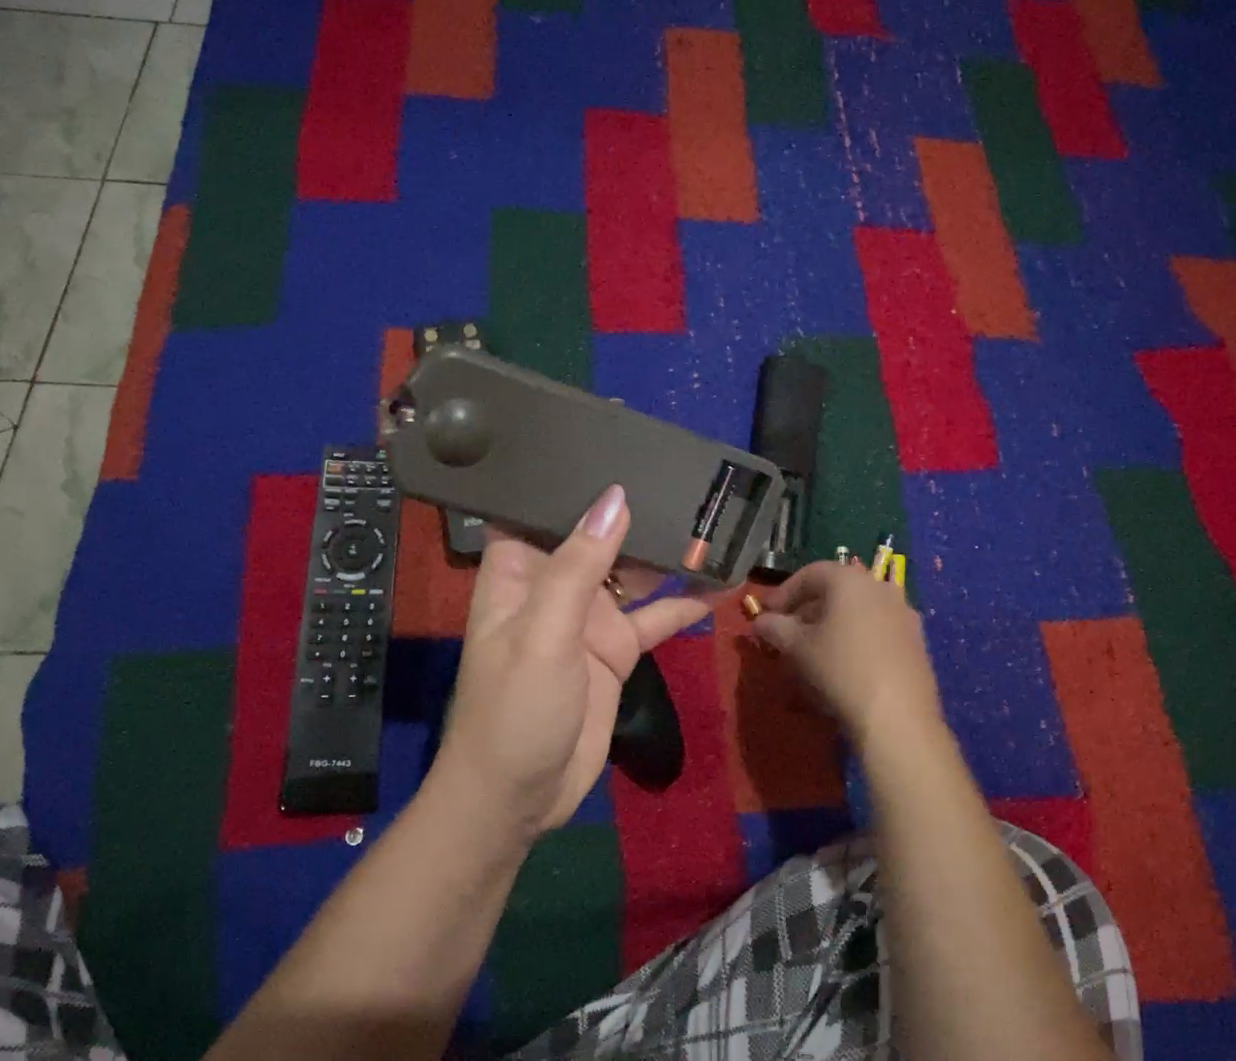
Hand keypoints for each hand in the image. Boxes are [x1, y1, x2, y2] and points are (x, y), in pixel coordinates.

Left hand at [433, 485, 712, 838]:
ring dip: (665, 553)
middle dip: (633, 510)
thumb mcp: (543, 632)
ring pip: (632, 573)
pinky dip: (684, 605)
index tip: (613, 438)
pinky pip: (654, 619)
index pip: (538, 509)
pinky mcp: (614, 652)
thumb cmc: (515, 709)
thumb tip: (614, 498)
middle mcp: (552, 587)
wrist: (522, 796)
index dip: (568, 477)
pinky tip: (720, 585)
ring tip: (712, 519)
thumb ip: (578, 566)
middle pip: (595, 536)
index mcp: (518, 572)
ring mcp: (587, 620)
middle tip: (684, 473)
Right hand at [752, 561, 941, 744]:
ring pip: (858, 610)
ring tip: (814, 650)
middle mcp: (880, 587)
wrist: (897, 714)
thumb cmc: (840, 668)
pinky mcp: (916, 640)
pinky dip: (856, 637)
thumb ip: (775, 628)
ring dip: (832, 624)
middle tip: (788, 633)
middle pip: (836, 590)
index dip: (783, 592)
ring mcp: (904, 613)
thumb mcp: (797, 647)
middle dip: (807, 609)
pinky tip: (845, 663)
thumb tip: (761, 621)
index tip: (767, 614)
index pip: (810, 574)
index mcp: (850, 580)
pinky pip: (877, 628)